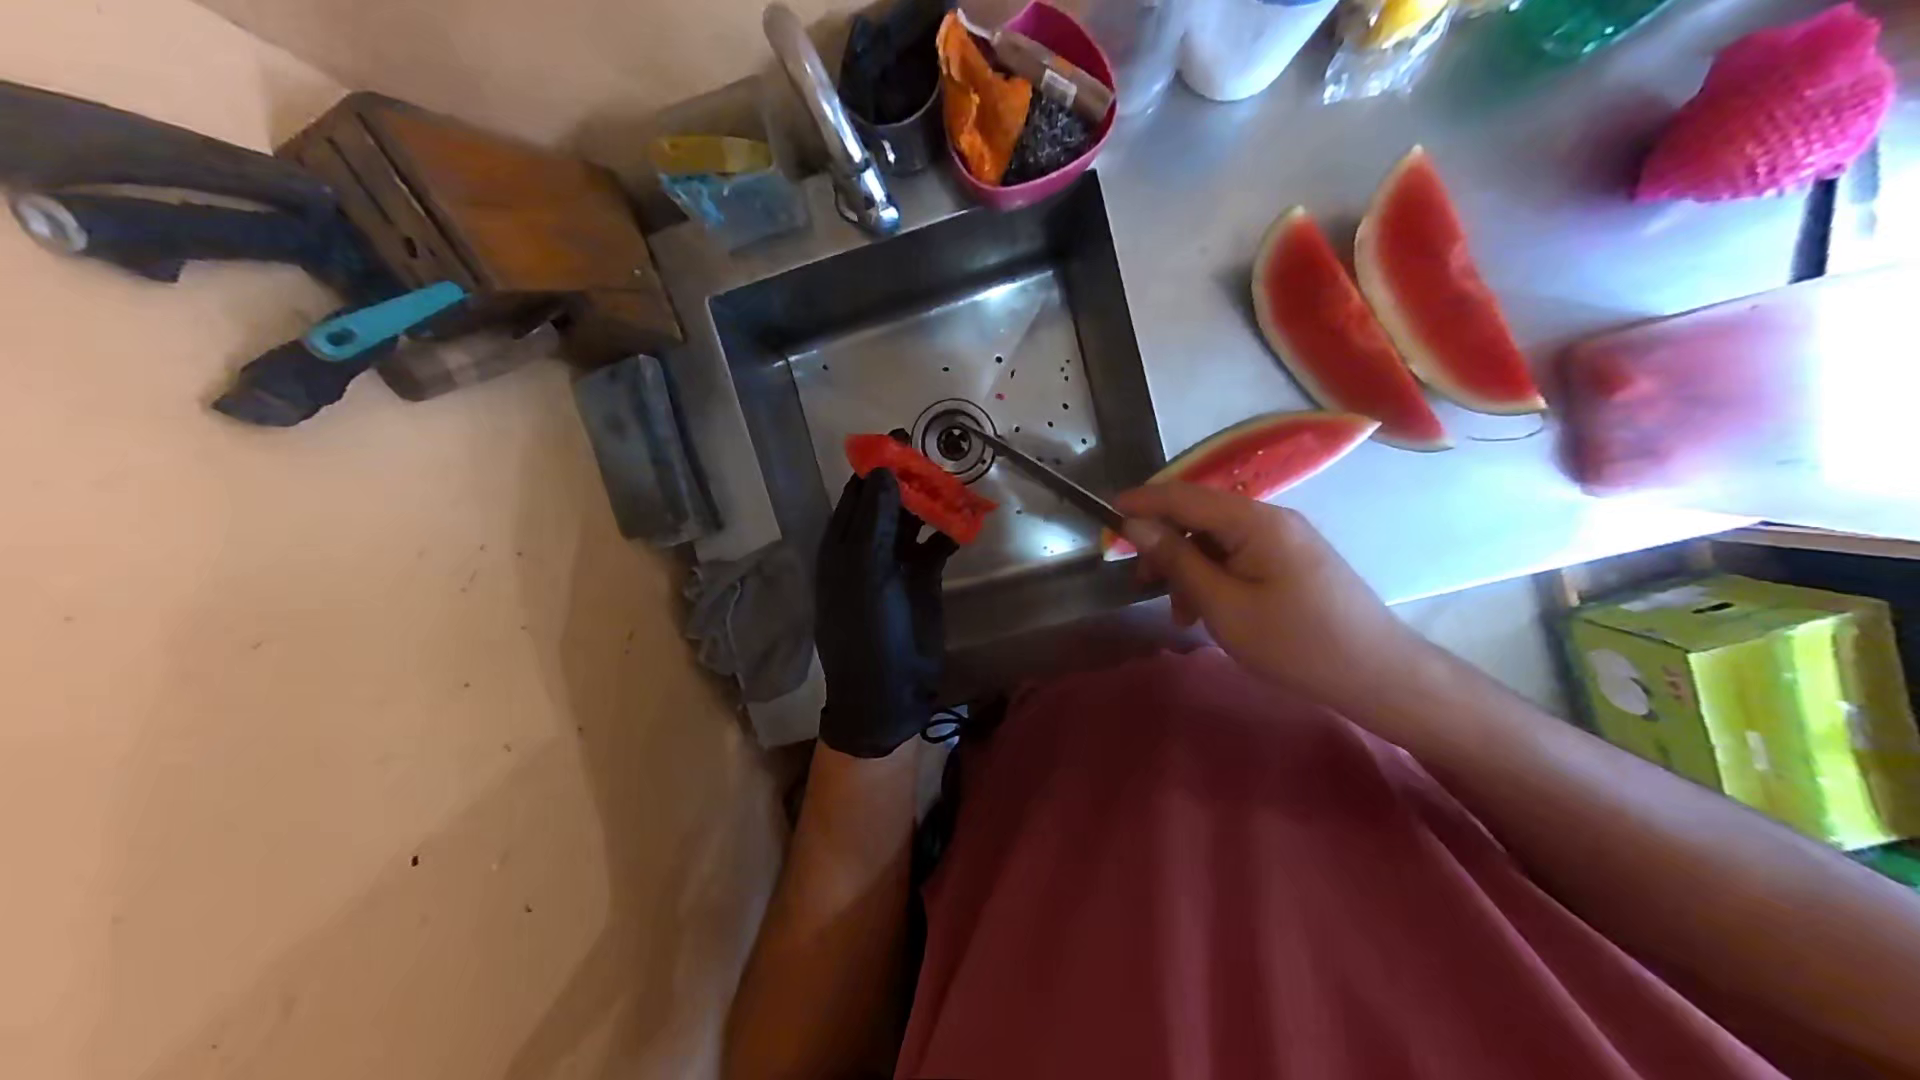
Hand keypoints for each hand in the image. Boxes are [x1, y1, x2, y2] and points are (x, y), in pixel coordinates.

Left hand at [814, 468, 957, 757]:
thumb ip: (876, 523)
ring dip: (933, 500)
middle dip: (910, 477)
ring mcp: (896, 564)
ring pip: (915, 520)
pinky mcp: (922, 579)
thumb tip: (884, 473)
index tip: (901, 437)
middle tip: (937, 453)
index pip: (859, 493)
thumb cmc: (868, 632)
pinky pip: (936, 545)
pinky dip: (950, 531)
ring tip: (956, 477)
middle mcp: (867, 548)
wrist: (888, 690)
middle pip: (890, 501)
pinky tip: (968, 519)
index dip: (878, 465)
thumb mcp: (866, 575)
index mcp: (843, 545)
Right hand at [1113, 482, 1422, 710]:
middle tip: (1140, 583)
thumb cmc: (1295, 643)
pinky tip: (1209, 612)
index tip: (1106, 511)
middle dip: (1165, 546)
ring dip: (1189, 569)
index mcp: (1256, 522)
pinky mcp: (1293, 561)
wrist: (1378, 675)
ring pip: (1218, 541)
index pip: (1186, 495)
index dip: (1144, 500)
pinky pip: (1239, 557)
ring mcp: (1286, 539)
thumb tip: (1138, 525)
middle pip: (1201, 517)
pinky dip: (1214, 578)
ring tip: (1179, 614)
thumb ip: (1178, 560)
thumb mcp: (1223, 606)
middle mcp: (1272, 519)